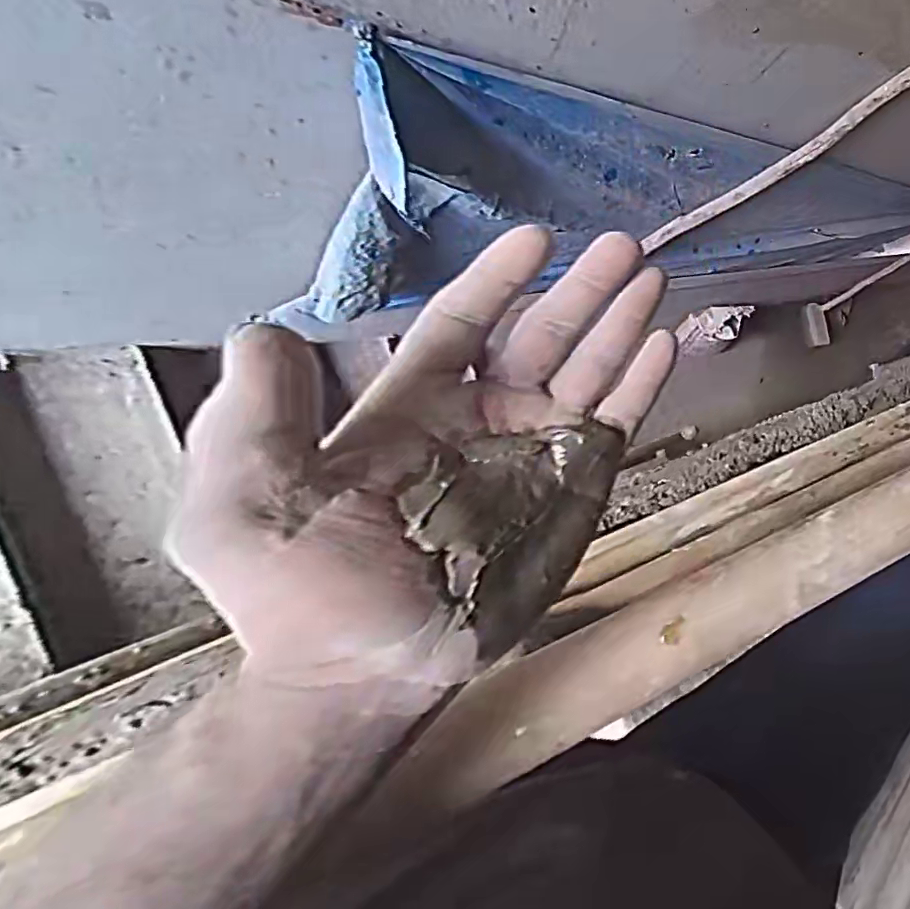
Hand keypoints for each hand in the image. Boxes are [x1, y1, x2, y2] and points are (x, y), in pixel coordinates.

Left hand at [168, 227, 676, 688]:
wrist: (373, 672)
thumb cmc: (304, 592)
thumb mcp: (246, 505)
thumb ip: (253, 419)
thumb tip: (265, 331)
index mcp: (417, 407)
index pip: (466, 323)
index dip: (500, 279)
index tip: (539, 238)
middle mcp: (490, 415)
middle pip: (547, 336)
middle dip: (585, 288)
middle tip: (624, 245)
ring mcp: (543, 448)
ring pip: (593, 369)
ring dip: (624, 322)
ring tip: (653, 278)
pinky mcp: (582, 483)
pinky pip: (619, 421)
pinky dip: (644, 382)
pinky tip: (664, 343)